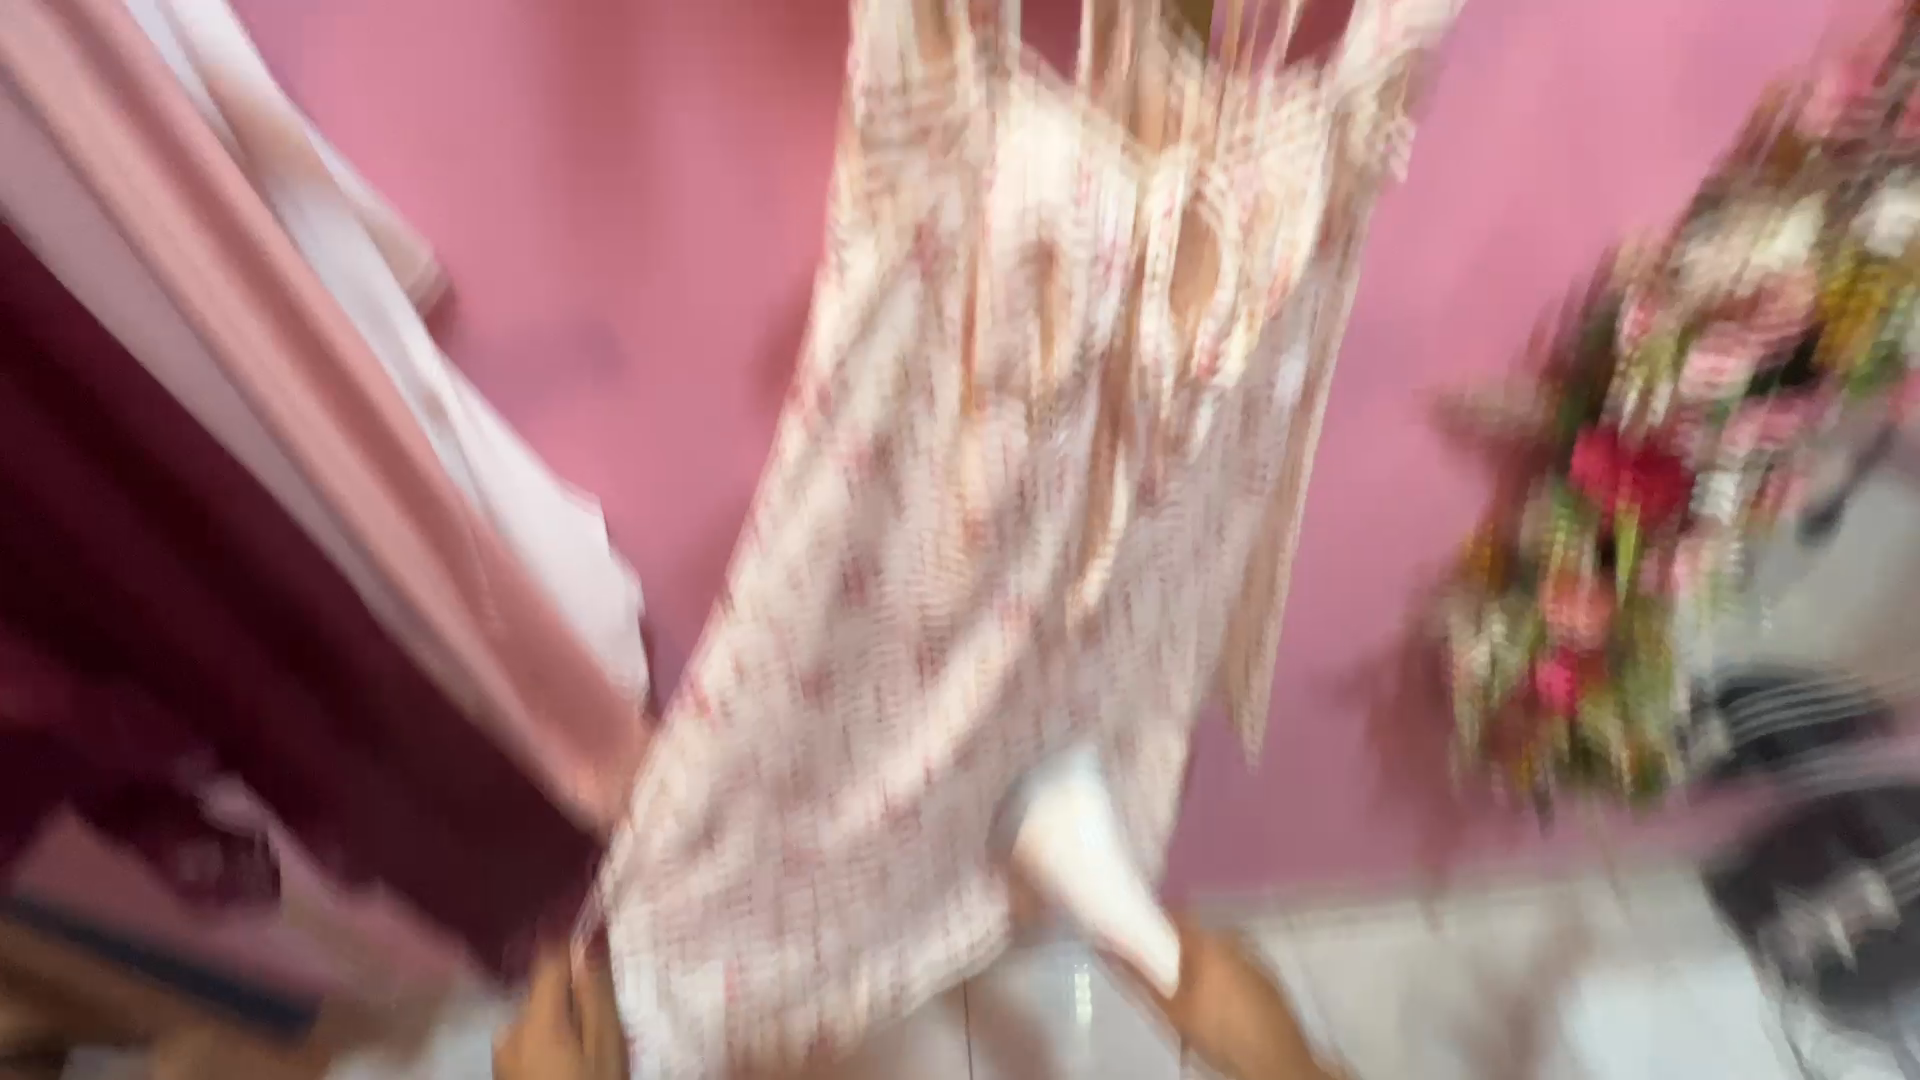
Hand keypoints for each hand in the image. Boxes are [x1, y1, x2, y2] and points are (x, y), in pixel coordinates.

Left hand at [494, 945, 627, 1079]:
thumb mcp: (607, 1040)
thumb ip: (595, 989)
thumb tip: (587, 940)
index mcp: (535, 1019)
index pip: (550, 957)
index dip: (575, 943)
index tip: (601, 938)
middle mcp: (509, 1032)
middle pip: (546, 988)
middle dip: (576, 989)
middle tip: (608, 1010)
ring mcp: (503, 1057)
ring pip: (541, 1013)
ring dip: (567, 1015)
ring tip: (596, 1039)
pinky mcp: (506, 1075)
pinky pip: (533, 1037)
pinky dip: (556, 1036)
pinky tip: (576, 1058)